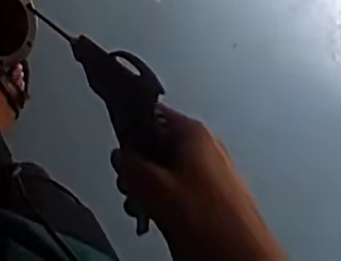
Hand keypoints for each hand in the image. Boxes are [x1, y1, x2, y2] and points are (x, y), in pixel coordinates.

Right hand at [113, 107, 284, 260]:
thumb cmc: (213, 226)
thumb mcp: (156, 190)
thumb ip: (130, 165)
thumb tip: (120, 155)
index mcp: (193, 132)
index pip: (149, 112)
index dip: (130, 132)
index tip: (121, 152)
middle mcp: (206, 146)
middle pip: (158, 144)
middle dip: (140, 166)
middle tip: (132, 188)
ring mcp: (215, 172)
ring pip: (169, 169)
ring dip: (152, 187)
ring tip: (146, 210)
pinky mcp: (220, 197)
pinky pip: (184, 188)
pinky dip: (169, 201)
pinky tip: (164, 220)